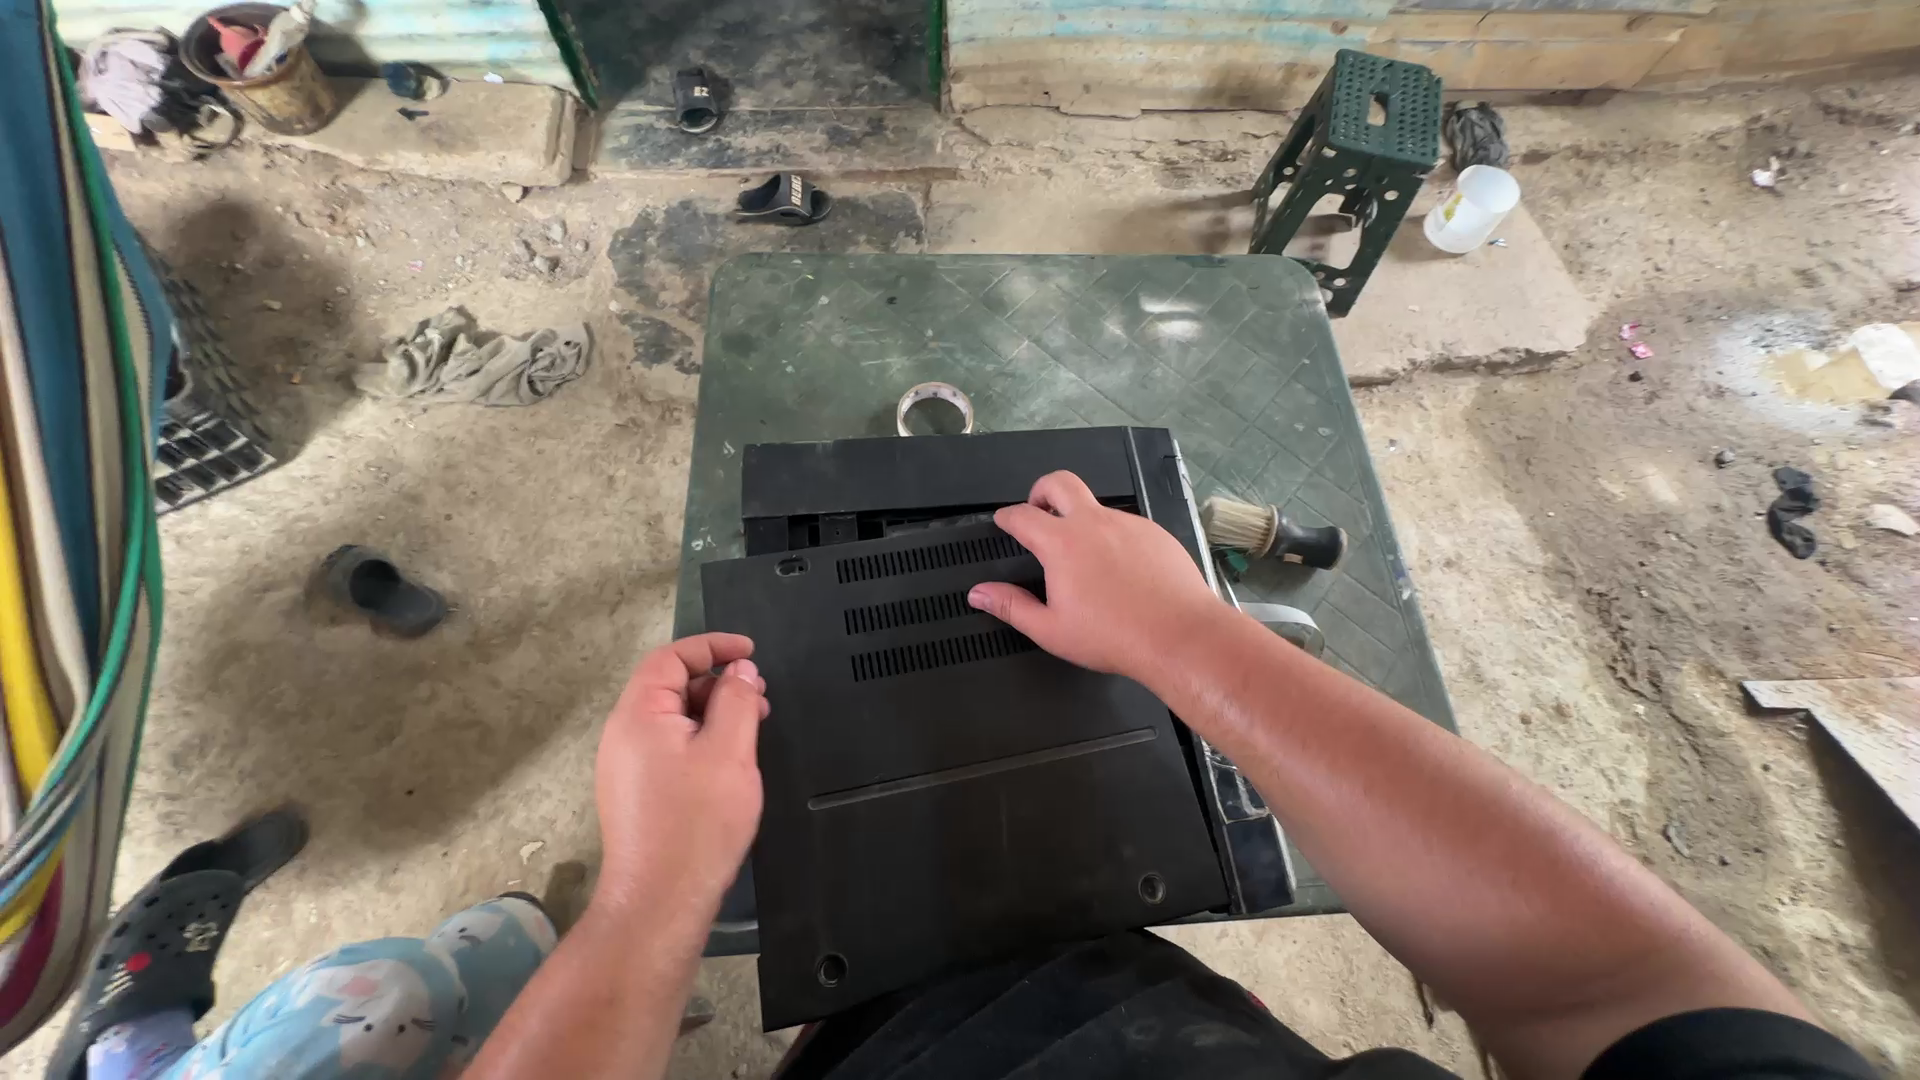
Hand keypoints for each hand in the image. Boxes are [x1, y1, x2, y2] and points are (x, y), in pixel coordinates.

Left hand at [592, 633, 768, 916]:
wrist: (660, 902)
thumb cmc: (697, 822)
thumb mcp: (729, 750)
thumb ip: (737, 700)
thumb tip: (740, 669)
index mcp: (639, 715)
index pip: (671, 658)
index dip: (712, 646)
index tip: (751, 653)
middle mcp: (624, 734)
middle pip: (670, 685)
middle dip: (718, 682)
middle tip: (760, 697)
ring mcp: (627, 766)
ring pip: (673, 718)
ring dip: (714, 712)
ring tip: (753, 727)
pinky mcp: (636, 791)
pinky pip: (670, 746)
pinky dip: (702, 738)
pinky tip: (730, 761)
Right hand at [967, 471, 1221, 677]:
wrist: (1179, 635)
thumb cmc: (1113, 636)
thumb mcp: (1051, 629)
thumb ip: (1011, 606)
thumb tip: (979, 594)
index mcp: (1062, 544)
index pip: (1022, 515)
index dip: (1007, 516)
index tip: (1004, 520)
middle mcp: (1094, 523)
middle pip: (1060, 482)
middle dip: (1041, 490)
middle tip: (1038, 511)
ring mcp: (1128, 524)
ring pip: (1096, 505)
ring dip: (1081, 518)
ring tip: (1082, 554)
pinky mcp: (1155, 532)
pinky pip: (1125, 524)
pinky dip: (1113, 536)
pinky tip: (1118, 569)